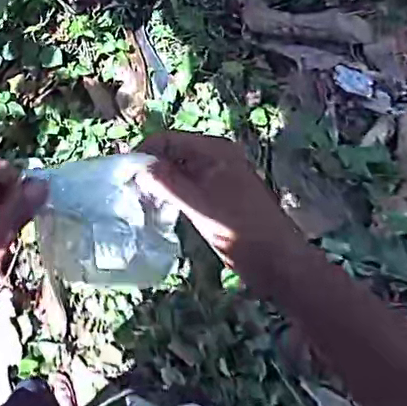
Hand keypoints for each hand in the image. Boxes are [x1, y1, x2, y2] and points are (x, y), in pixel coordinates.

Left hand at [0, 158, 47, 282]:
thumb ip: (16, 209)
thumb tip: (42, 182)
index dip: (10, 173)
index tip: (38, 182)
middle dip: (18, 189)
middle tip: (47, 196)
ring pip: (0, 207)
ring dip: (20, 207)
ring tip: (45, 208)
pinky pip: (2, 226)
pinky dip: (17, 223)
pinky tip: (35, 225)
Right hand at [136, 131, 301, 259]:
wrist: (282, 267)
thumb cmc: (241, 232)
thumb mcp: (198, 206)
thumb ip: (166, 182)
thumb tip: (137, 166)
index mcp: (215, 150)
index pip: (167, 139)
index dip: (143, 152)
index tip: (124, 172)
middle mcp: (216, 157)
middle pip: (171, 152)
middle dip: (150, 167)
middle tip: (130, 188)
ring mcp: (219, 176)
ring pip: (177, 169)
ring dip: (159, 181)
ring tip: (142, 198)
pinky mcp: (219, 195)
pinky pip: (187, 184)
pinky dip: (172, 192)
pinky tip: (161, 207)